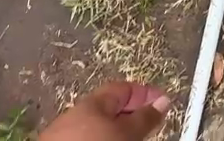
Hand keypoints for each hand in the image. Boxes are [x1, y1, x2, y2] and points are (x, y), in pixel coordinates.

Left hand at [40, 80, 170, 140]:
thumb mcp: (127, 133)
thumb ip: (146, 117)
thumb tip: (164, 101)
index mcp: (91, 102)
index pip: (125, 88)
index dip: (146, 94)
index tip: (163, 104)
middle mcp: (73, 114)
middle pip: (109, 108)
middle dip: (130, 114)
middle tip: (148, 126)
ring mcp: (60, 135)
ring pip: (95, 126)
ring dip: (114, 130)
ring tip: (129, 139)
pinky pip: (84, 137)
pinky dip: (99, 138)